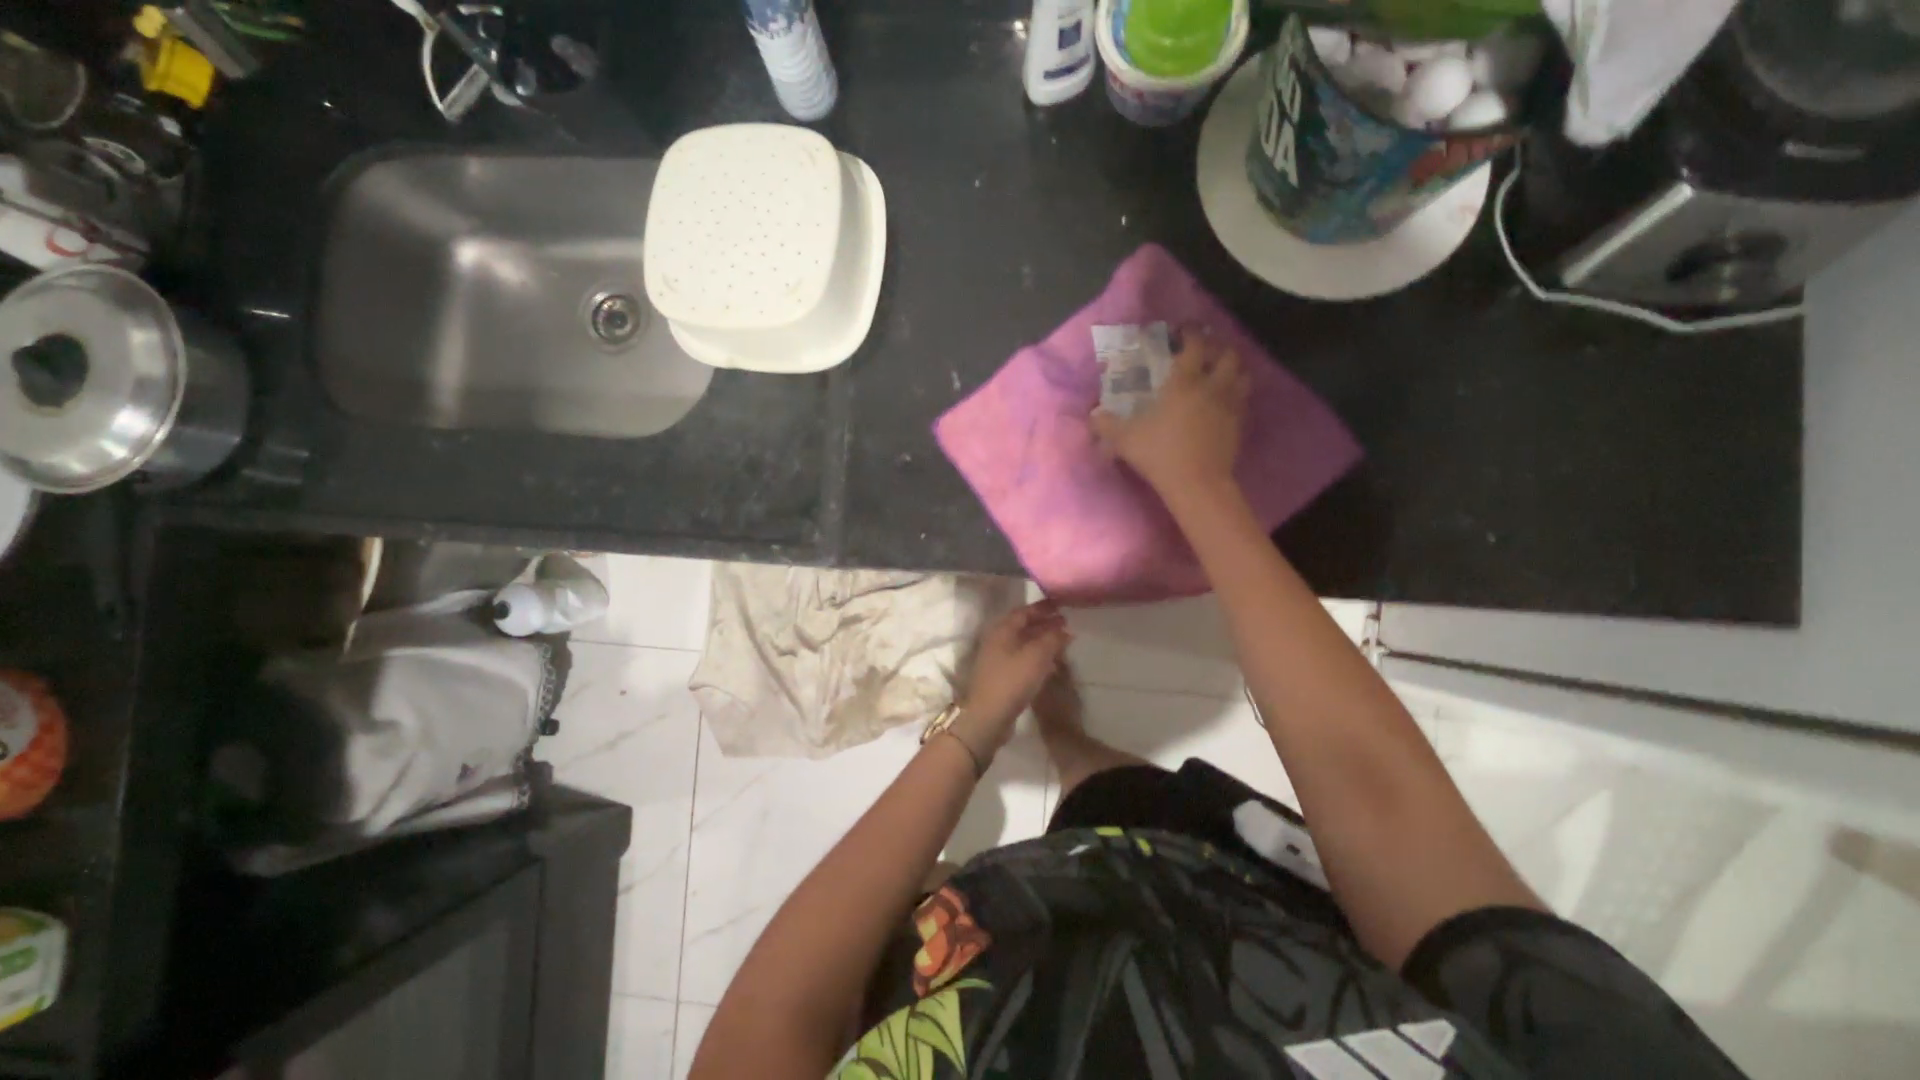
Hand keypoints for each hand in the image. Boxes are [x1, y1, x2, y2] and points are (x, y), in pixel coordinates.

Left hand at [953, 601, 1071, 751]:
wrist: (987, 717)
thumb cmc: (1012, 681)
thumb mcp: (1037, 656)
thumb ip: (1053, 639)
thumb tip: (1066, 629)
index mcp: (1001, 630)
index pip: (1024, 611)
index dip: (1043, 608)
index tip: (1062, 606)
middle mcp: (996, 641)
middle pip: (1023, 627)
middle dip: (1044, 625)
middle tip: (1066, 625)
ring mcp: (996, 660)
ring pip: (1023, 645)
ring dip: (1042, 643)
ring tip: (1063, 644)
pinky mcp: (1000, 678)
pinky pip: (1022, 661)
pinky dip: (1037, 659)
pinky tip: (1052, 667)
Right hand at [1091, 329, 1248, 495]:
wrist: (1197, 484)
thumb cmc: (1160, 454)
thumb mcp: (1125, 439)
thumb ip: (1107, 424)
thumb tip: (1092, 415)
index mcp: (1184, 381)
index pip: (1195, 344)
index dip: (1190, 332)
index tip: (1182, 330)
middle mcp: (1212, 386)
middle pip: (1228, 354)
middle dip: (1218, 348)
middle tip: (1205, 351)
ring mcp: (1230, 406)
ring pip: (1242, 375)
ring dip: (1233, 369)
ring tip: (1220, 373)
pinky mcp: (1239, 425)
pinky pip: (1243, 400)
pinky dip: (1237, 394)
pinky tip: (1224, 402)